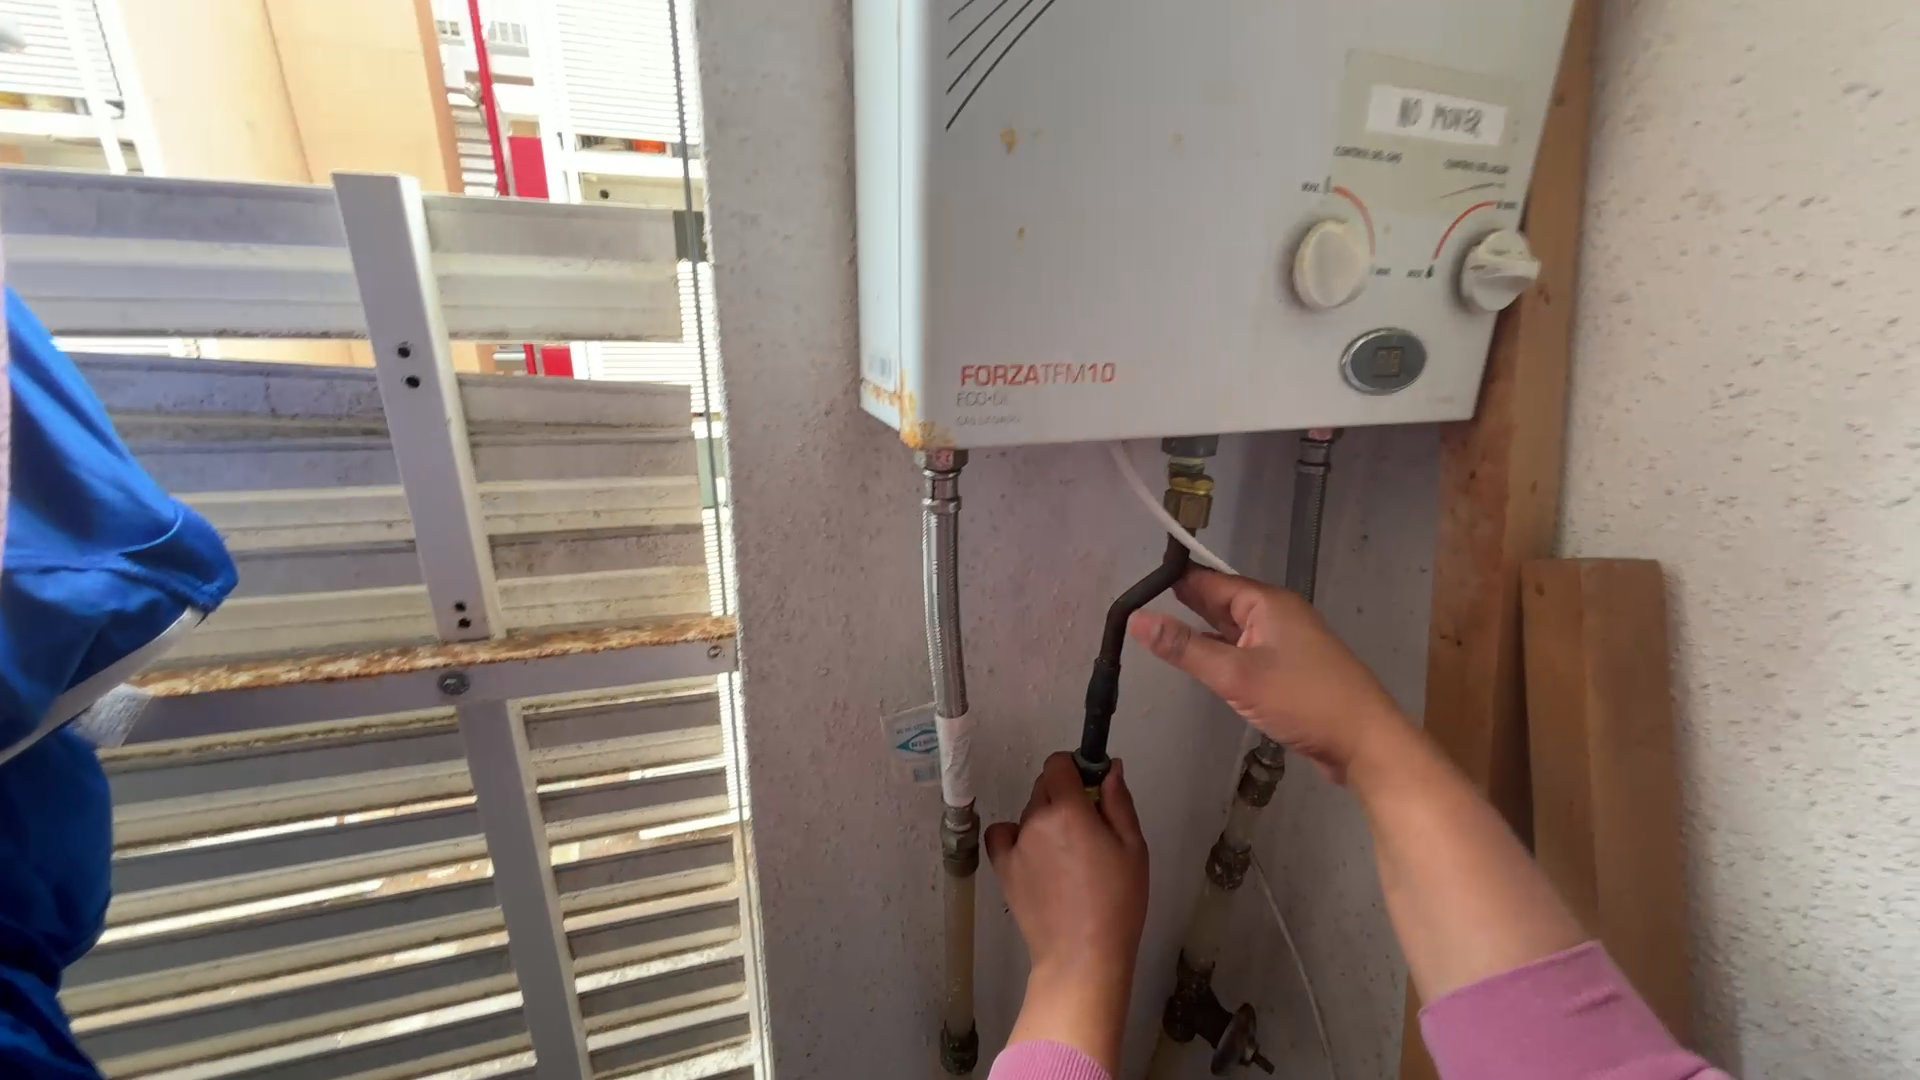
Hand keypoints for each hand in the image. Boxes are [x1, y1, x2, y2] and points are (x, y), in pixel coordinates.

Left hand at [986, 752, 1147, 1072]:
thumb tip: (1110, 767)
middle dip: (1064, 796)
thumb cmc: (1117, 903)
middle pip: (1044, 786)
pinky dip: (1015, 838)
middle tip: (1087, 830)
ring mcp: (1015, 843)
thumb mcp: (1133, 848)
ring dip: (1045, 820)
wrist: (1083, 957)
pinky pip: (1002, 835)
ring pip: (1029, 813)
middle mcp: (1036, 818)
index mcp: (1069, 809)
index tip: (1090, 789)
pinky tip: (1035, 858)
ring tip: (1068, 859)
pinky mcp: (1002, 867)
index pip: (1058, 763)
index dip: (1074, 768)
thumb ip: (1118, 801)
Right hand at [1127, 568, 1407, 782]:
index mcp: (1265, 602)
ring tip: (1157, 633)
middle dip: (1182, 605)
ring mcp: (1283, 640)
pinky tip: (1200, 662)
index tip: (1132, 588)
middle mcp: (1274, 613)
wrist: (1366, 743)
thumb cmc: (1303, 700)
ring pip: (1230, 628)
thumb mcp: (1235, 674)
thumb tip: (1136, 619)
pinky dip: (1219, 652)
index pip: (1207, 580)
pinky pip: (1243, 650)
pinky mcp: (1287, 667)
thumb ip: (1183, 647)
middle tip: (1135, 610)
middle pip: (1218, 602)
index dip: (1171, 581)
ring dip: (1200, 631)